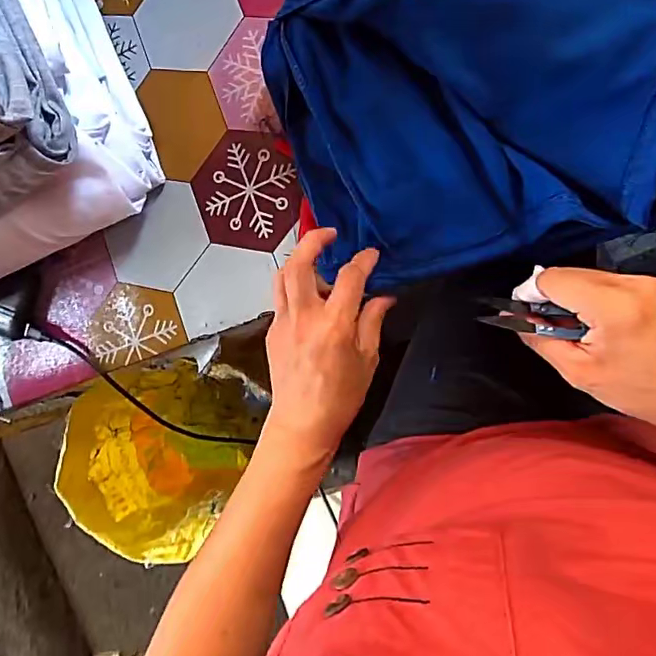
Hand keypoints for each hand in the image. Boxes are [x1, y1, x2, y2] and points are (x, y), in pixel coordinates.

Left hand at [261, 228, 396, 473]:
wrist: (302, 421)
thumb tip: (382, 296)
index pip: (349, 277)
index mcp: (334, 324)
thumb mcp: (367, 359)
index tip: (371, 254)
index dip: (363, 259)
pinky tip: (310, 299)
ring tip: (318, 264)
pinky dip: (294, 289)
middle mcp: (304, 316)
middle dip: (312, 241)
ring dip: (298, 261)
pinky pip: (281, 299)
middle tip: (329, 235)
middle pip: (299, 264)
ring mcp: (283, 322)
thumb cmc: (340, 396)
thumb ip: (372, 321)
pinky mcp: (272, 330)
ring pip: (282, 277)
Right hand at [520, 268, 655, 447]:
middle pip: (572, 274)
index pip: (552, 278)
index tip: (527, 314)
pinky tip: (612, 326)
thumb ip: (540, 338)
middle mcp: (639, 285)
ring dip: (580, 297)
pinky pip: (618, 282)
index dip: (531, 294)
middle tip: (557, 327)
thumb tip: (517, 317)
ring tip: (589, 330)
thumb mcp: (579, 372)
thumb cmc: (648, 394)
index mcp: (616, 306)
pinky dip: (604, 298)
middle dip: (556, 296)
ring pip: (594, 276)